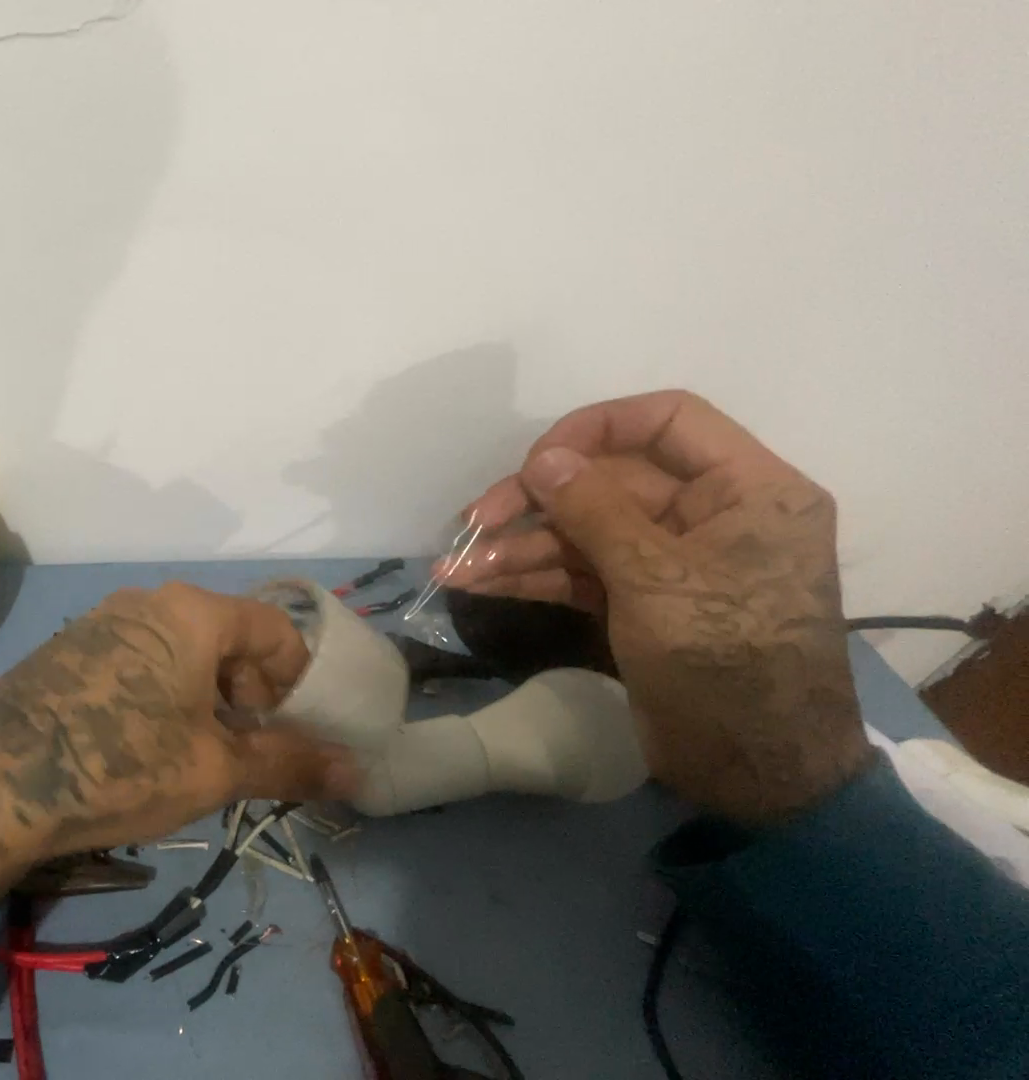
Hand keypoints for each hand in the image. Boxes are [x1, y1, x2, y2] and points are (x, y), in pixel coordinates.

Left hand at [0, 583, 354, 899]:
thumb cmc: (120, 765)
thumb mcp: (213, 770)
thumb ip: (289, 763)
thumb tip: (355, 771)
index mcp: (191, 612)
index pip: (274, 630)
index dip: (297, 681)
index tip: (290, 731)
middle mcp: (145, 601)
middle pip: (226, 637)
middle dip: (248, 692)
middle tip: (243, 748)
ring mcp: (99, 620)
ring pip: (179, 650)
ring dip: (204, 696)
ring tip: (193, 752)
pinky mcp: (68, 647)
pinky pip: (135, 658)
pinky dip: (158, 692)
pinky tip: (139, 743)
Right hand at [450, 390, 870, 824]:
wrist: (751, 770)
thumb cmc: (724, 662)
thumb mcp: (657, 580)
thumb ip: (596, 511)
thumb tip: (542, 459)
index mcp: (745, 491)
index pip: (665, 421)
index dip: (594, 428)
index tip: (535, 462)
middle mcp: (705, 515)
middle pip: (604, 481)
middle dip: (534, 502)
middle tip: (472, 522)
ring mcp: (665, 560)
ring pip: (578, 530)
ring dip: (515, 546)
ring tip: (454, 567)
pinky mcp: (634, 599)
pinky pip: (573, 570)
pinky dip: (526, 576)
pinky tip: (475, 584)